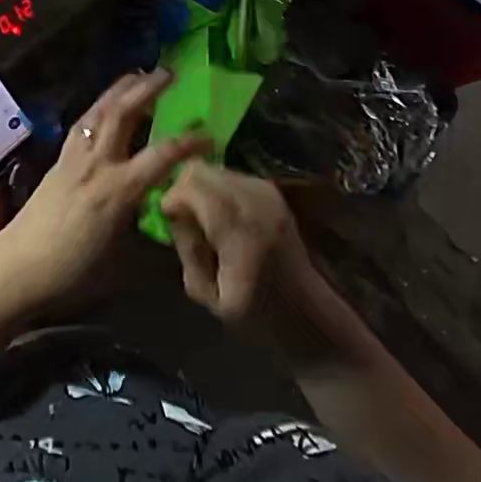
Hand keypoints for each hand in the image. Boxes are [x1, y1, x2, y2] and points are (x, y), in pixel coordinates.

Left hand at [0, 70, 209, 312]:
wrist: (16, 268)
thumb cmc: (72, 272)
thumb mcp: (124, 265)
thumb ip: (153, 242)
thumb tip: (176, 227)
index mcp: (117, 189)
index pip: (161, 155)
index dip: (189, 142)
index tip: (210, 135)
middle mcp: (95, 164)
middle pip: (122, 114)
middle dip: (146, 89)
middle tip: (168, 73)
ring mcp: (72, 159)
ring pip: (97, 113)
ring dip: (118, 91)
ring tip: (135, 76)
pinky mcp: (57, 163)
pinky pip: (81, 125)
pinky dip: (97, 108)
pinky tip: (103, 108)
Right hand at [161, 163, 313, 331]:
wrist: (308, 310)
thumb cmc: (256, 313)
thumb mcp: (207, 295)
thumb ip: (187, 248)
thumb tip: (174, 213)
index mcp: (241, 232)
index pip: (191, 187)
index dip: (172, 202)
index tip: (173, 226)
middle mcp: (256, 203)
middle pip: (198, 169)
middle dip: (182, 191)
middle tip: (185, 221)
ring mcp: (266, 191)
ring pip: (210, 168)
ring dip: (199, 190)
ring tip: (206, 222)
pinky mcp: (270, 188)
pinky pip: (226, 174)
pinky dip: (214, 189)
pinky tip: (222, 217)